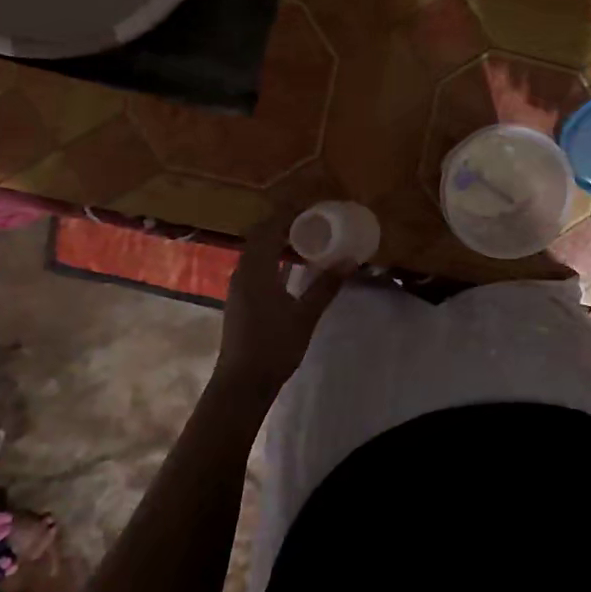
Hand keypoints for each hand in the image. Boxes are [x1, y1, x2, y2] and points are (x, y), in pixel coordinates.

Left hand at [214, 208, 347, 396]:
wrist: (242, 385)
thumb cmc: (273, 346)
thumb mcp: (305, 314)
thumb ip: (326, 285)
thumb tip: (350, 259)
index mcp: (255, 271)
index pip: (268, 229)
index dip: (286, 214)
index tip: (310, 206)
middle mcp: (243, 274)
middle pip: (260, 238)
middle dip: (284, 225)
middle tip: (312, 220)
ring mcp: (240, 289)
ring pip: (258, 255)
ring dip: (279, 243)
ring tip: (307, 239)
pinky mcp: (243, 302)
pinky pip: (259, 269)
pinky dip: (276, 261)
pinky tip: (294, 268)